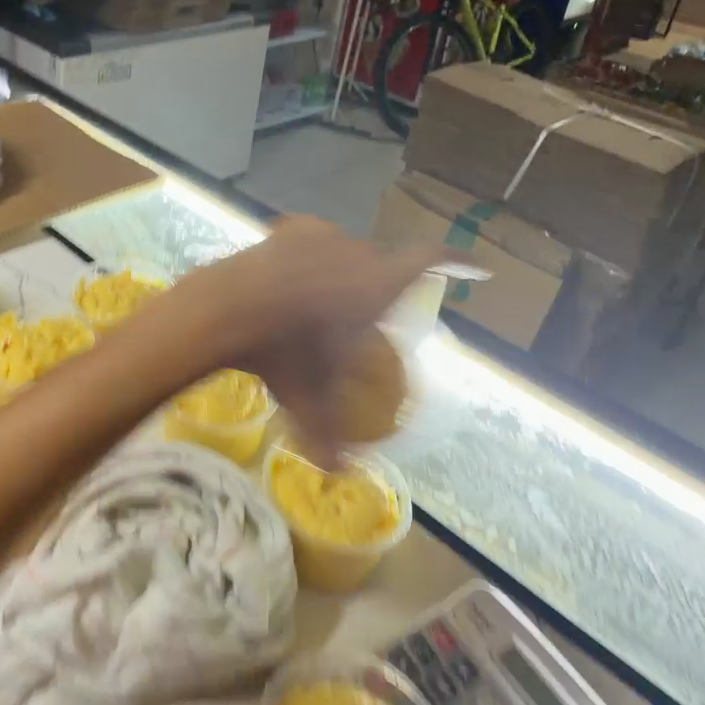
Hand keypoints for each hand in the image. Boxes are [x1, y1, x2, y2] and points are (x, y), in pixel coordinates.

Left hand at [157, 216, 448, 460]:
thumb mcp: (310, 399)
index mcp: (379, 283)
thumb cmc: (284, 354)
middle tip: (369, 316)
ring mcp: (320, 235)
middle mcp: (357, 251)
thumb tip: (338, 473)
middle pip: (383, 264)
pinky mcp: (286, 231)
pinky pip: (311, 242)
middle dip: (382, 287)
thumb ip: (329, 437)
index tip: (478, 267)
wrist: (226, 310)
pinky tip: (295, 280)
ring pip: (345, 252)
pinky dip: (311, 258)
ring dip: (343, 273)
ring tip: (323, 304)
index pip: (432, 261)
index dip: (458, 261)